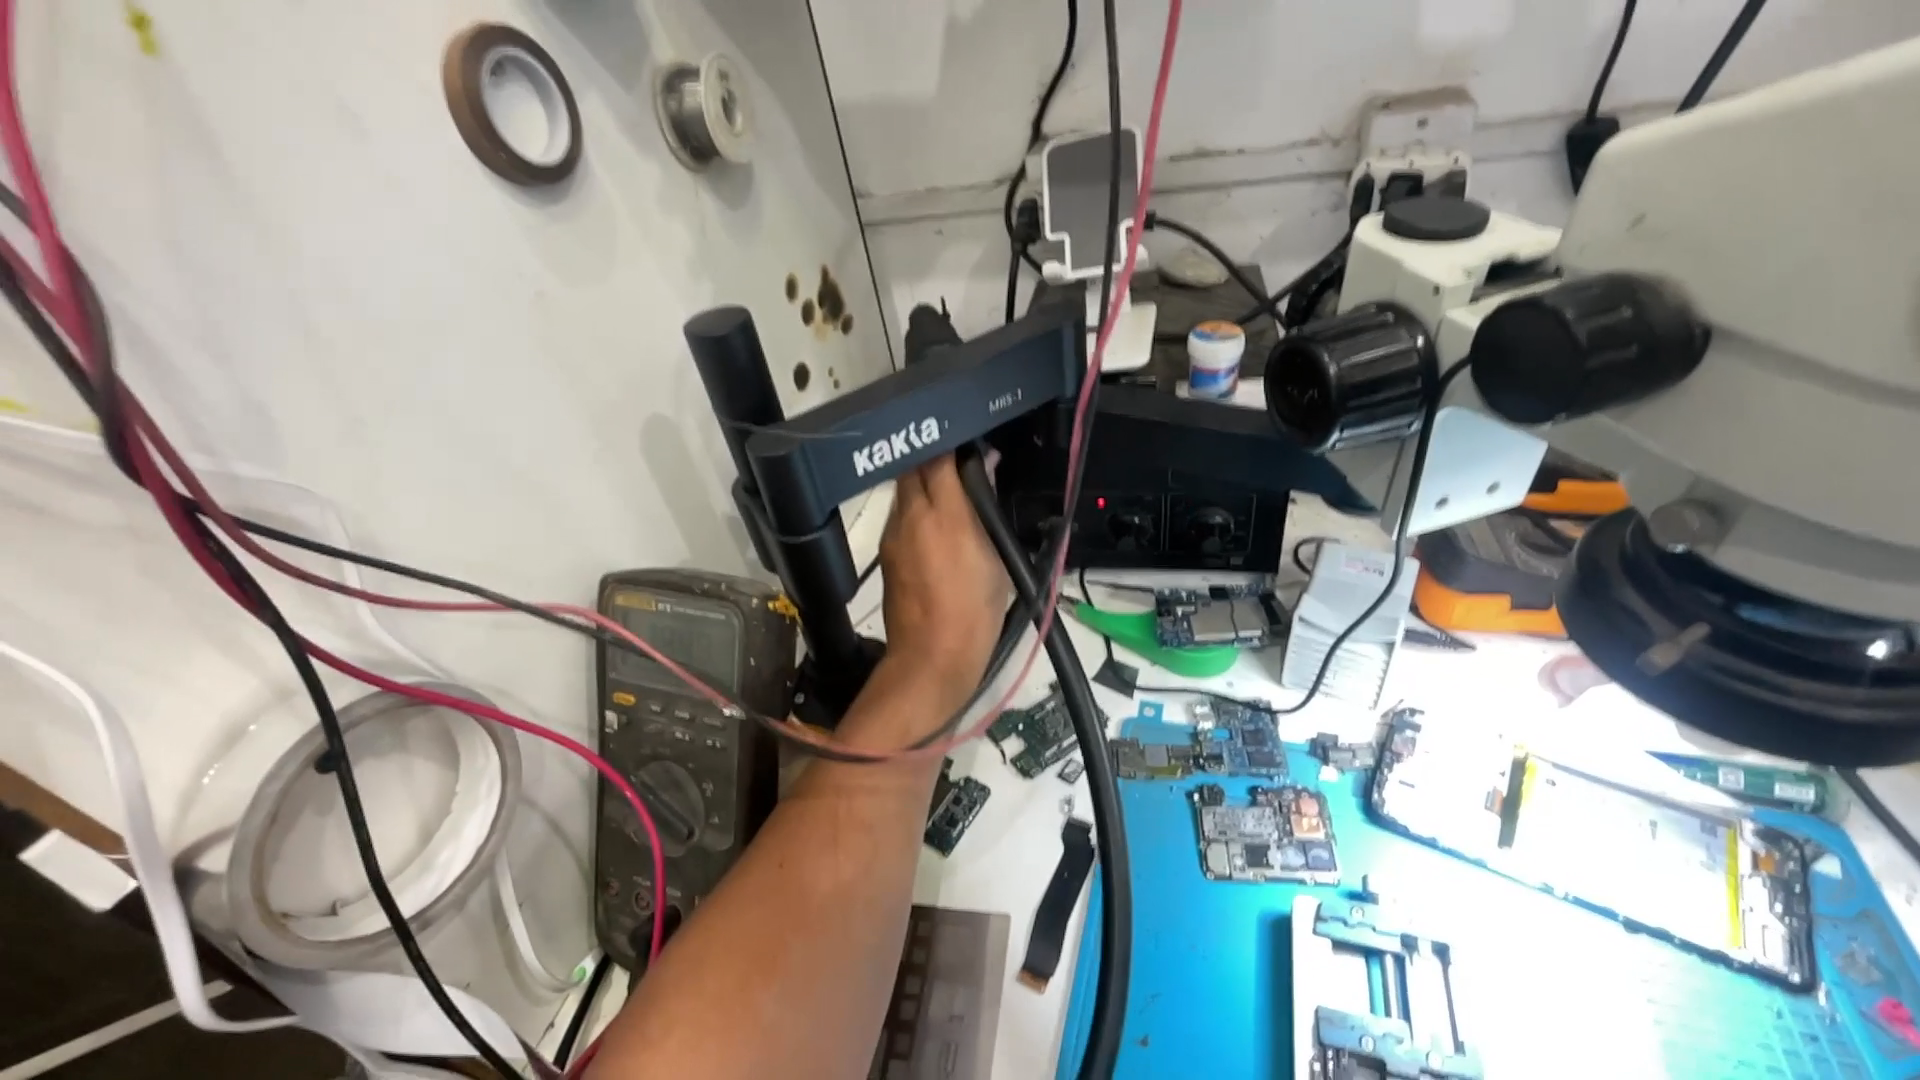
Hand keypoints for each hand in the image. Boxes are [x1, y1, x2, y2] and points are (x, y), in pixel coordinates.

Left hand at [874, 455, 1009, 714]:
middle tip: (959, 461)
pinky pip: (899, 515)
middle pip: (914, 467)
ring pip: (903, 490)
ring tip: (950, 490)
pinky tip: (934, 523)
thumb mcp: (997, 560)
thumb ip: (987, 511)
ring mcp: (893, 535)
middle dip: (934, 458)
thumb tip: (984, 470)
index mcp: (946, 516)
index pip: (941, 459)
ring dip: (923, 482)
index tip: (973, 443)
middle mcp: (912, 517)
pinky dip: (915, 508)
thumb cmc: (975, 613)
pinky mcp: (885, 553)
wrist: (931, 658)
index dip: (955, 445)